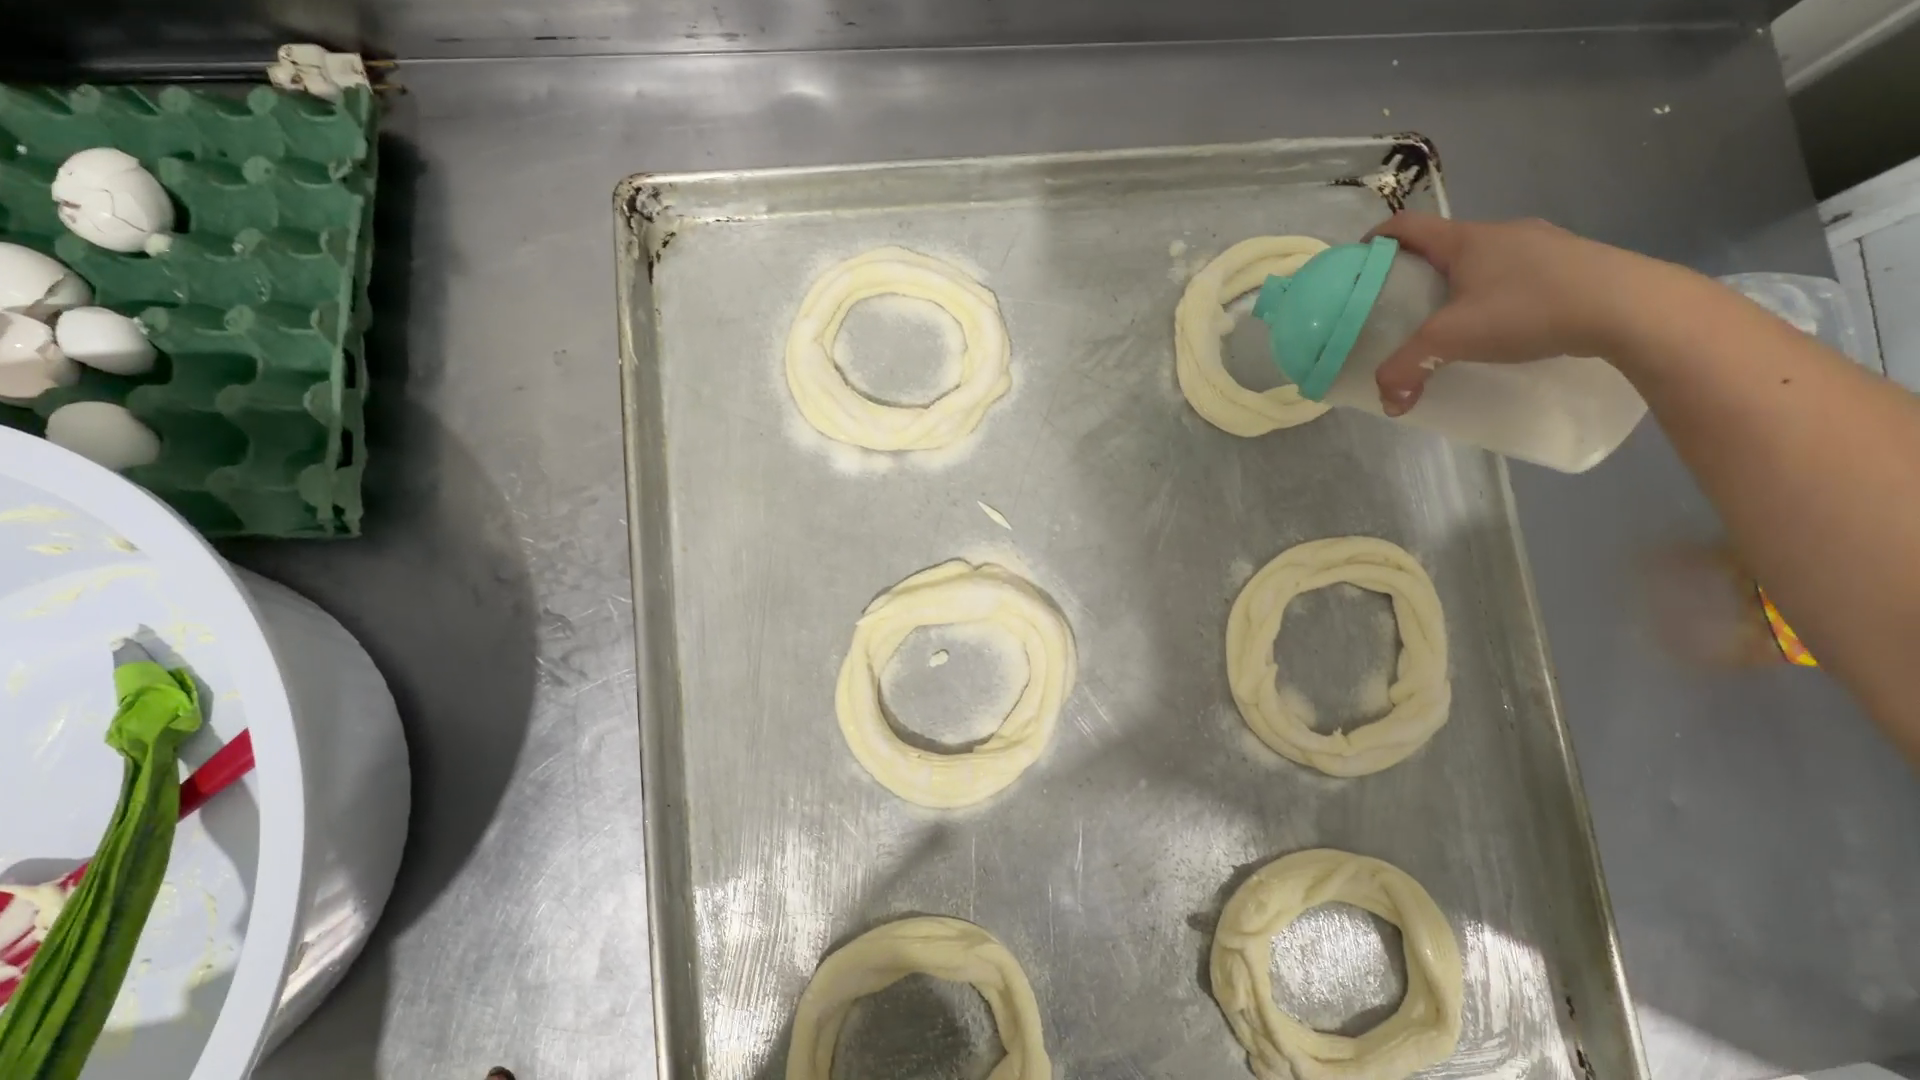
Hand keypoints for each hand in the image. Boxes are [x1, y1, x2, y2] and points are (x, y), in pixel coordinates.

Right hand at [1363, 213, 1666, 414]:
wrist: (1631, 307)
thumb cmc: (1529, 308)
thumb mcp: (1454, 340)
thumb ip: (1409, 368)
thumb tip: (1388, 401)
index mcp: (1466, 239)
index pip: (1407, 226)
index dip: (1377, 240)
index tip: (1360, 264)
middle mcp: (1502, 232)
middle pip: (1445, 244)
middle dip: (1418, 271)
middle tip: (1401, 306)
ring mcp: (1542, 245)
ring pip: (1485, 259)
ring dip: (1462, 283)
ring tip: (1454, 319)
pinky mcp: (1572, 264)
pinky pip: (1520, 273)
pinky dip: (1499, 293)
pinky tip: (1505, 324)